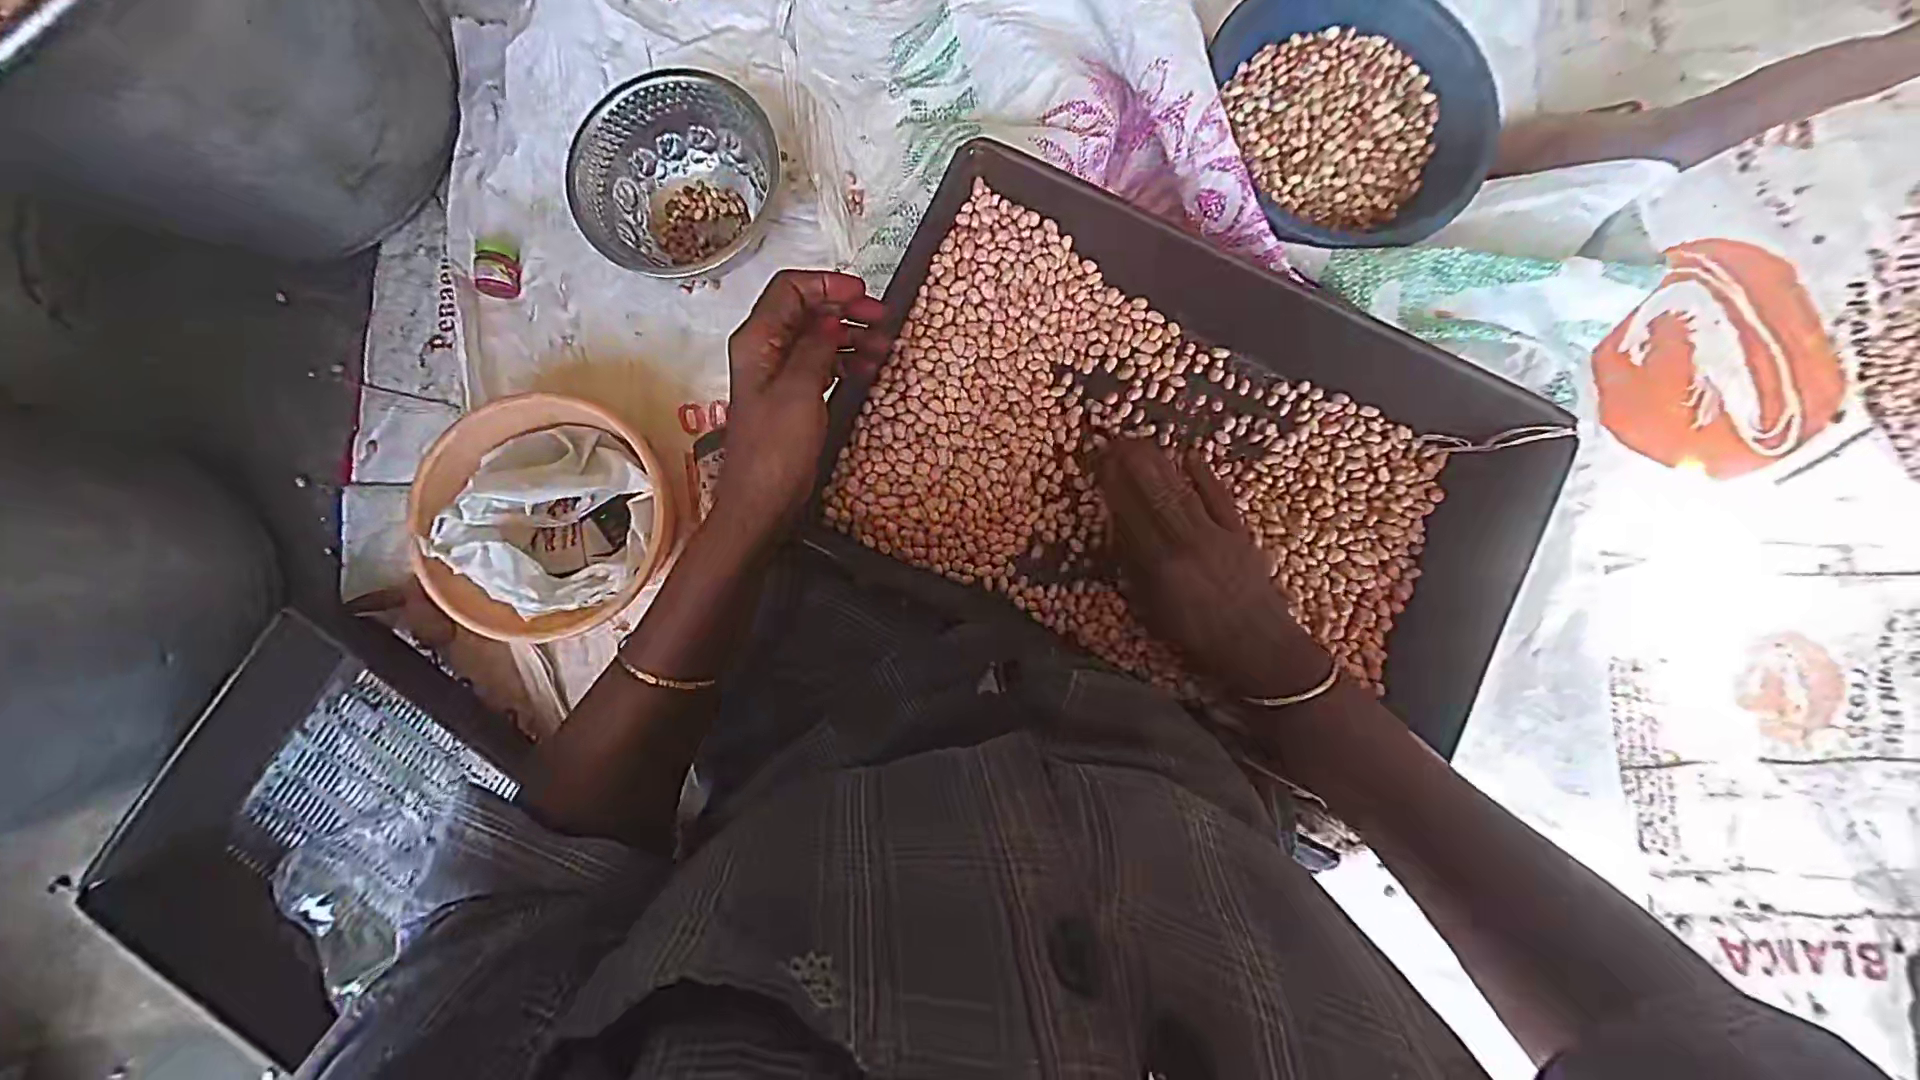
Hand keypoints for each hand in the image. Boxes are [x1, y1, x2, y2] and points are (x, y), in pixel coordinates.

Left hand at [714, 270, 889, 539]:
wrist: (762, 501)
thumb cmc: (776, 449)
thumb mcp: (800, 391)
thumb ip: (816, 347)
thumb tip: (831, 317)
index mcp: (758, 340)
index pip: (790, 290)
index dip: (827, 284)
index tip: (863, 293)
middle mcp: (766, 351)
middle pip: (807, 312)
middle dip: (845, 309)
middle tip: (882, 319)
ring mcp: (780, 375)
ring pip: (818, 340)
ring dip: (851, 338)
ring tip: (884, 347)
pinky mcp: (794, 398)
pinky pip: (822, 367)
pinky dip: (846, 363)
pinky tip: (869, 369)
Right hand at [1097, 438, 1327, 697]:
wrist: (1258, 648)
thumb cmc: (1197, 638)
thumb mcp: (1153, 612)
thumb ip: (1135, 571)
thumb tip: (1119, 533)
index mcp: (1161, 565)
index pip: (1130, 516)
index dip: (1113, 487)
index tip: (1099, 463)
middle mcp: (1187, 543)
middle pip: (1155, 495)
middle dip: (1133, 464)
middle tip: (1115, 439)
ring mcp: (1216, 535)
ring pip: (1182, 492)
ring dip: (1161, 464)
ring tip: (1142, 442)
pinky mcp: (1241, 534)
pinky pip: (1221, 499)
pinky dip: (1206, 477)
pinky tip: (1191, 456)